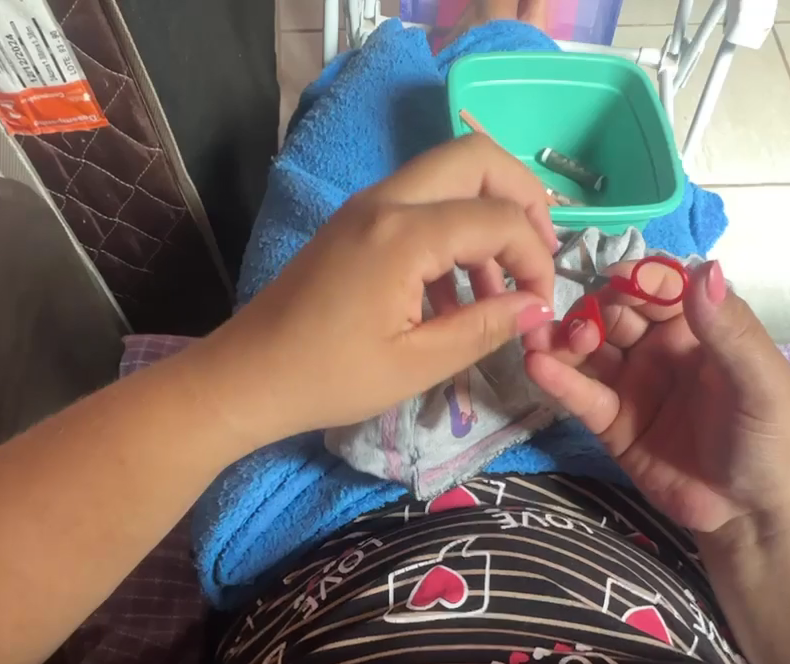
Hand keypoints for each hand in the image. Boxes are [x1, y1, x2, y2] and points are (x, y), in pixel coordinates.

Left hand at [197, 134, 558, 442]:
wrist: (247, 377)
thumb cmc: (329, 379)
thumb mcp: (416, 365)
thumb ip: (483, 329)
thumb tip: (537, 307)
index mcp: (405, 234)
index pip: (499, 218)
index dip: (536, 258)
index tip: (542, 307)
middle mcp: (386, 201)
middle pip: (476, 158)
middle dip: (522, 199)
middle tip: (538, 256)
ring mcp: (364, 207)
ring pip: (446, 177)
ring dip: (485, 218)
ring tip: (497, 292)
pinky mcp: (352, 225)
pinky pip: (418, 205)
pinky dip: (450, 234)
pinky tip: (453, 297)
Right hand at [523, 259, 789, 535]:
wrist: (749, 513)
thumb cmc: (769, 441)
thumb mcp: (761, 382)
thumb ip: (730, 329)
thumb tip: (701, 267)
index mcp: (699, 329)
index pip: (659, 288)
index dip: (637, 280)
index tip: (615, 280)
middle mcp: (659, 350)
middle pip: (614, 314)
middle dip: (592, 313)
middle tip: (580, 333)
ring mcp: (632, 387)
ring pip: (588, 351)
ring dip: (561, 341)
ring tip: (538, 343)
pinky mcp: (609, 425)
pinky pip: (580, 396)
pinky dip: (557, 380)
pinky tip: (537, 367)